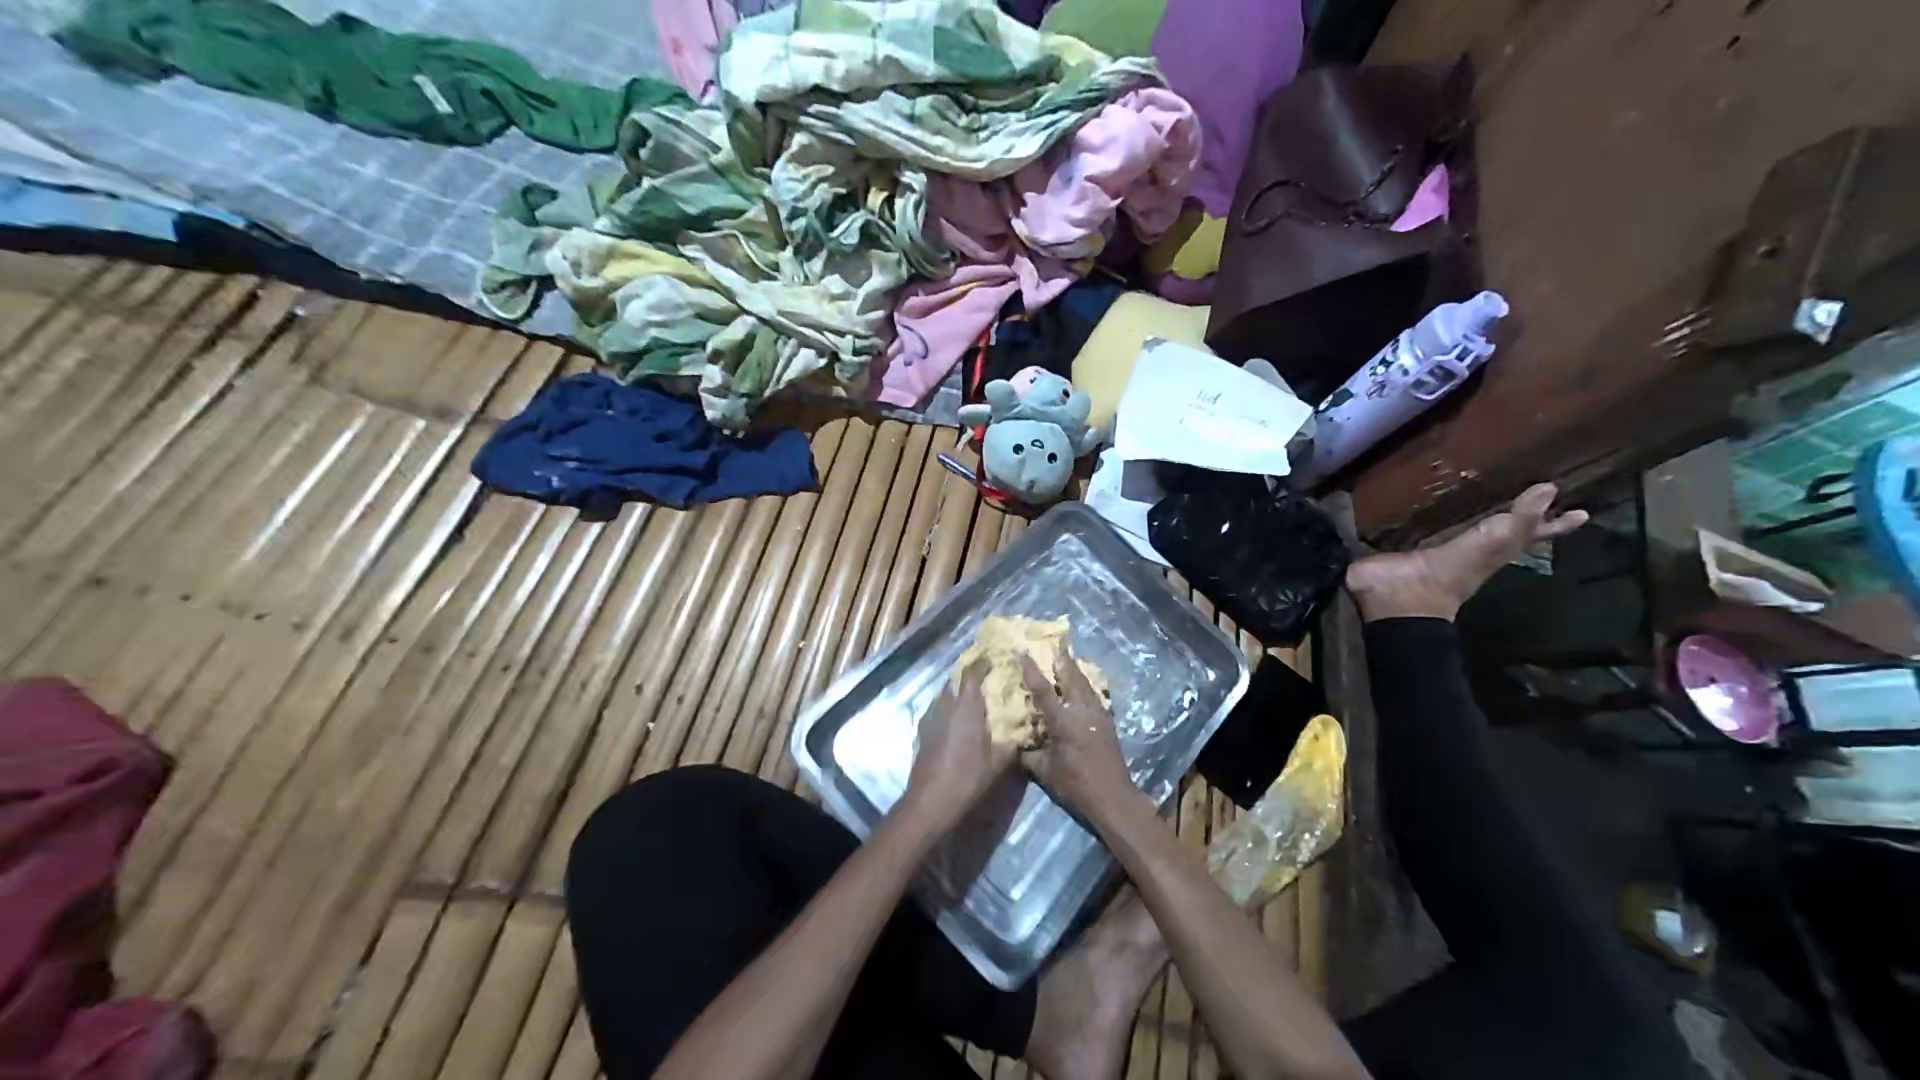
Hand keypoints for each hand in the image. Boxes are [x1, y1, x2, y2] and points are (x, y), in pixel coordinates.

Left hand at [904, 662, 1016, 826]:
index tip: (993, 658)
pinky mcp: (922, 732)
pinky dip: (948, 708)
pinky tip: (957, 722)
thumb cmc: (968, 778)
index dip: (981, 663)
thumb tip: (1025, 730)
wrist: (930, 800)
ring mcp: (930, 718)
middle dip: (969, 677)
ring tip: (974, 699)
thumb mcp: (998, 762)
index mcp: (966, 707)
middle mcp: (945, 706)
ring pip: (944, 695)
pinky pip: (937, 709)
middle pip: (955, 681)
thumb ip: (1012, 742)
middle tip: (987, 679)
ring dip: (957, 692)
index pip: (971, 674)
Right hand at [1020, 643, 1133, 818]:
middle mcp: (1082, 711)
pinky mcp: (1108, 722)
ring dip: (1076, 671)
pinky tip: (1082, 687)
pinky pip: (1094, 695)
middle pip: (1072, 677)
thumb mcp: (1044, 771)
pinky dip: (1085, 686)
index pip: (1044, 690)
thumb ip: (1028, 755)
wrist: (1112, 797)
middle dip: (1063, 660)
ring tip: (1068, 660)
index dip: (1032, 671)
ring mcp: (1098, 715)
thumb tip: (1017, 745)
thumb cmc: (1075, 784)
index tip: (1024, 653)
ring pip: (1086, 684)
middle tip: (1057, 644)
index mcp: (1063, 721)